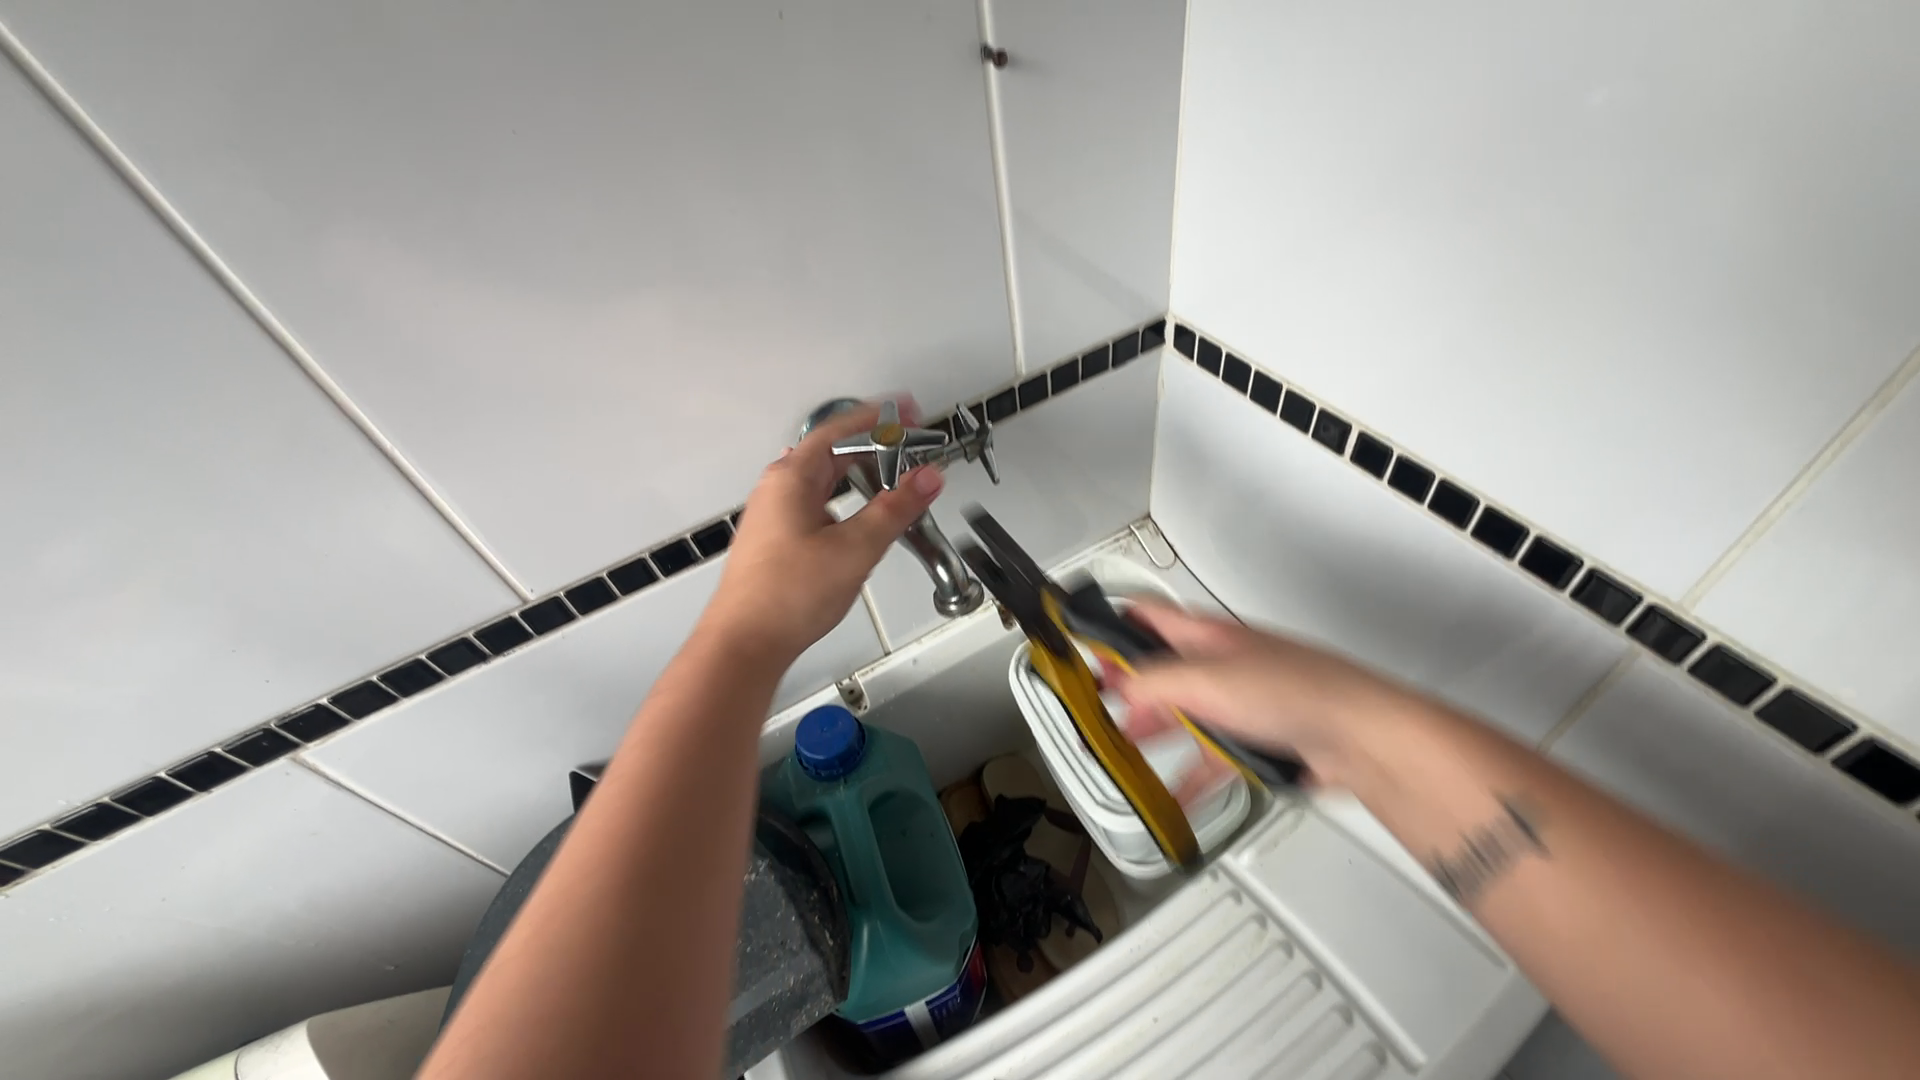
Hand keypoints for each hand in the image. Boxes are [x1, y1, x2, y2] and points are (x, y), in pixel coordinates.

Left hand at [701, 401, 942, 662]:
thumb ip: (896, 509)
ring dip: (859, 473)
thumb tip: (927, 478)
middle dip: (873, 445)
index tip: (907, 412)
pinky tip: (859, 516)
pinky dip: (845, 498)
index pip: (841, 430)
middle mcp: (778, 489)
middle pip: (831, 452)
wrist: (744, 643)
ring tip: (892, 476)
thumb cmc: (784, 597)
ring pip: (823, 479)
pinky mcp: (777, 539)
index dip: (879, 418)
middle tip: (907, 443)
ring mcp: (774, 514)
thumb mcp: (855, 548)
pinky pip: (816, 502)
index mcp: (792, 478)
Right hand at [1110, 600, 1422, 787]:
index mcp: (1204, 636)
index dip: (1108, 629)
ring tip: (1124, 744)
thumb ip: (1153, 682)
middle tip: (1096, 703)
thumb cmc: (1298, 691)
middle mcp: (1220, 662)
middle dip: (1126, 686)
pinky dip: (1187, 773)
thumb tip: (1120, 685)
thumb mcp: (1206, 681)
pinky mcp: (1256, 737)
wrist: (1362, 736)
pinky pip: (1209, 754)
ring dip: (1153, 727)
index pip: (1143, 618)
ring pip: (1182, 712)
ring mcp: (1239, 700)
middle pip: (1158, 668)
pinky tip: (1172, 792)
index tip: (1079, 647)